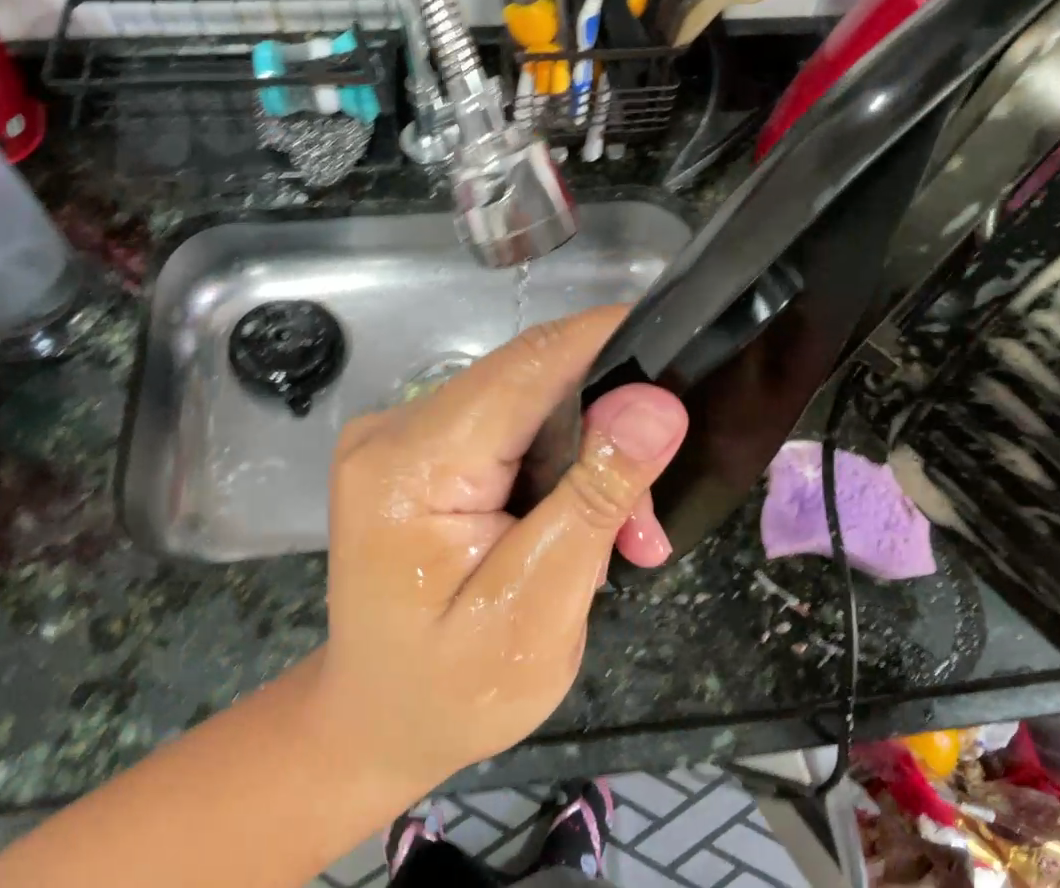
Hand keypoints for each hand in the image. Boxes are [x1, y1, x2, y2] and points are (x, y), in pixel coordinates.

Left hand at [314, 306, 687, 784]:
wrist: (379, 719)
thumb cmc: (452, 690)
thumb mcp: (539, 610)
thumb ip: (594, 499)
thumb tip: (656, 404)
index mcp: (411, 465)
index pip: (525, 367)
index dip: (606, 340)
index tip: (681, 342)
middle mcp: (394, 429)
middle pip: (529, 385)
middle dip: (605, 436)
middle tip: (644, 523)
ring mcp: (400, 436)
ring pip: (527, 408)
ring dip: (586, 465)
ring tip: (618, 543)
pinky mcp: (418, 451)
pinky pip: (506, 433)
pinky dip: (554, 474)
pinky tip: (576, 532)